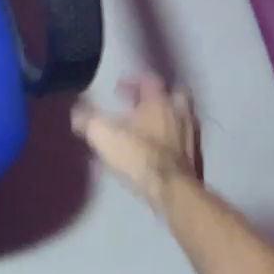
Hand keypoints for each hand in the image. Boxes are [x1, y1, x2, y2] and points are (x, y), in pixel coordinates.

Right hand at [72, 74, 202, 208]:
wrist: (175, 194)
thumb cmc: (139, 156)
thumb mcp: (103, 135)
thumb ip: (87, 120)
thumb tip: (75, 113)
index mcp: (159, 101)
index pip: (150, 79)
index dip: (133, 81)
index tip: (118, 90)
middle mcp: (179, 114)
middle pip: (175, 94)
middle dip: (158, 97)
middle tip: (141, 105)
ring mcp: (192, 137)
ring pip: (183, 119)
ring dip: (168, 120)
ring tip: (149, 129)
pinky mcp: (198, 161)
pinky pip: (186, 142)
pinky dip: (175, 142)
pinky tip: (161, 152)